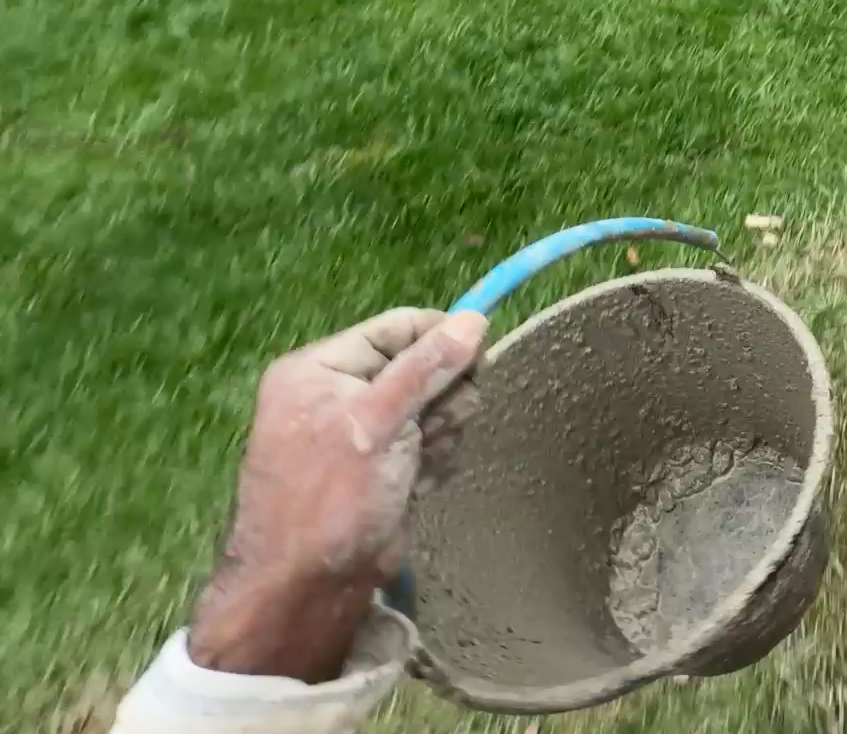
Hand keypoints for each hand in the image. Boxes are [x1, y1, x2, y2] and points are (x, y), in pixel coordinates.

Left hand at [188, 308, 488, 682]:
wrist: (310, 587)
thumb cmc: (330, 500)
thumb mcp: (379, 423)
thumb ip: (427, 366)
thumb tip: (475, 320)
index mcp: (322, 369)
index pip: (403, 326)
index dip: (444, 339)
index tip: (475, 363)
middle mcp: (345, 390)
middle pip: (432, 363)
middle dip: (444, 398)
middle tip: (428, 430)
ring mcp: (369, 426)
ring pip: (444, 401)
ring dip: (445, 433)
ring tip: (417, 464)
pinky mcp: (390, 456)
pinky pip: (441, 435)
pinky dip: (438, 457)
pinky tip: (416, 482)